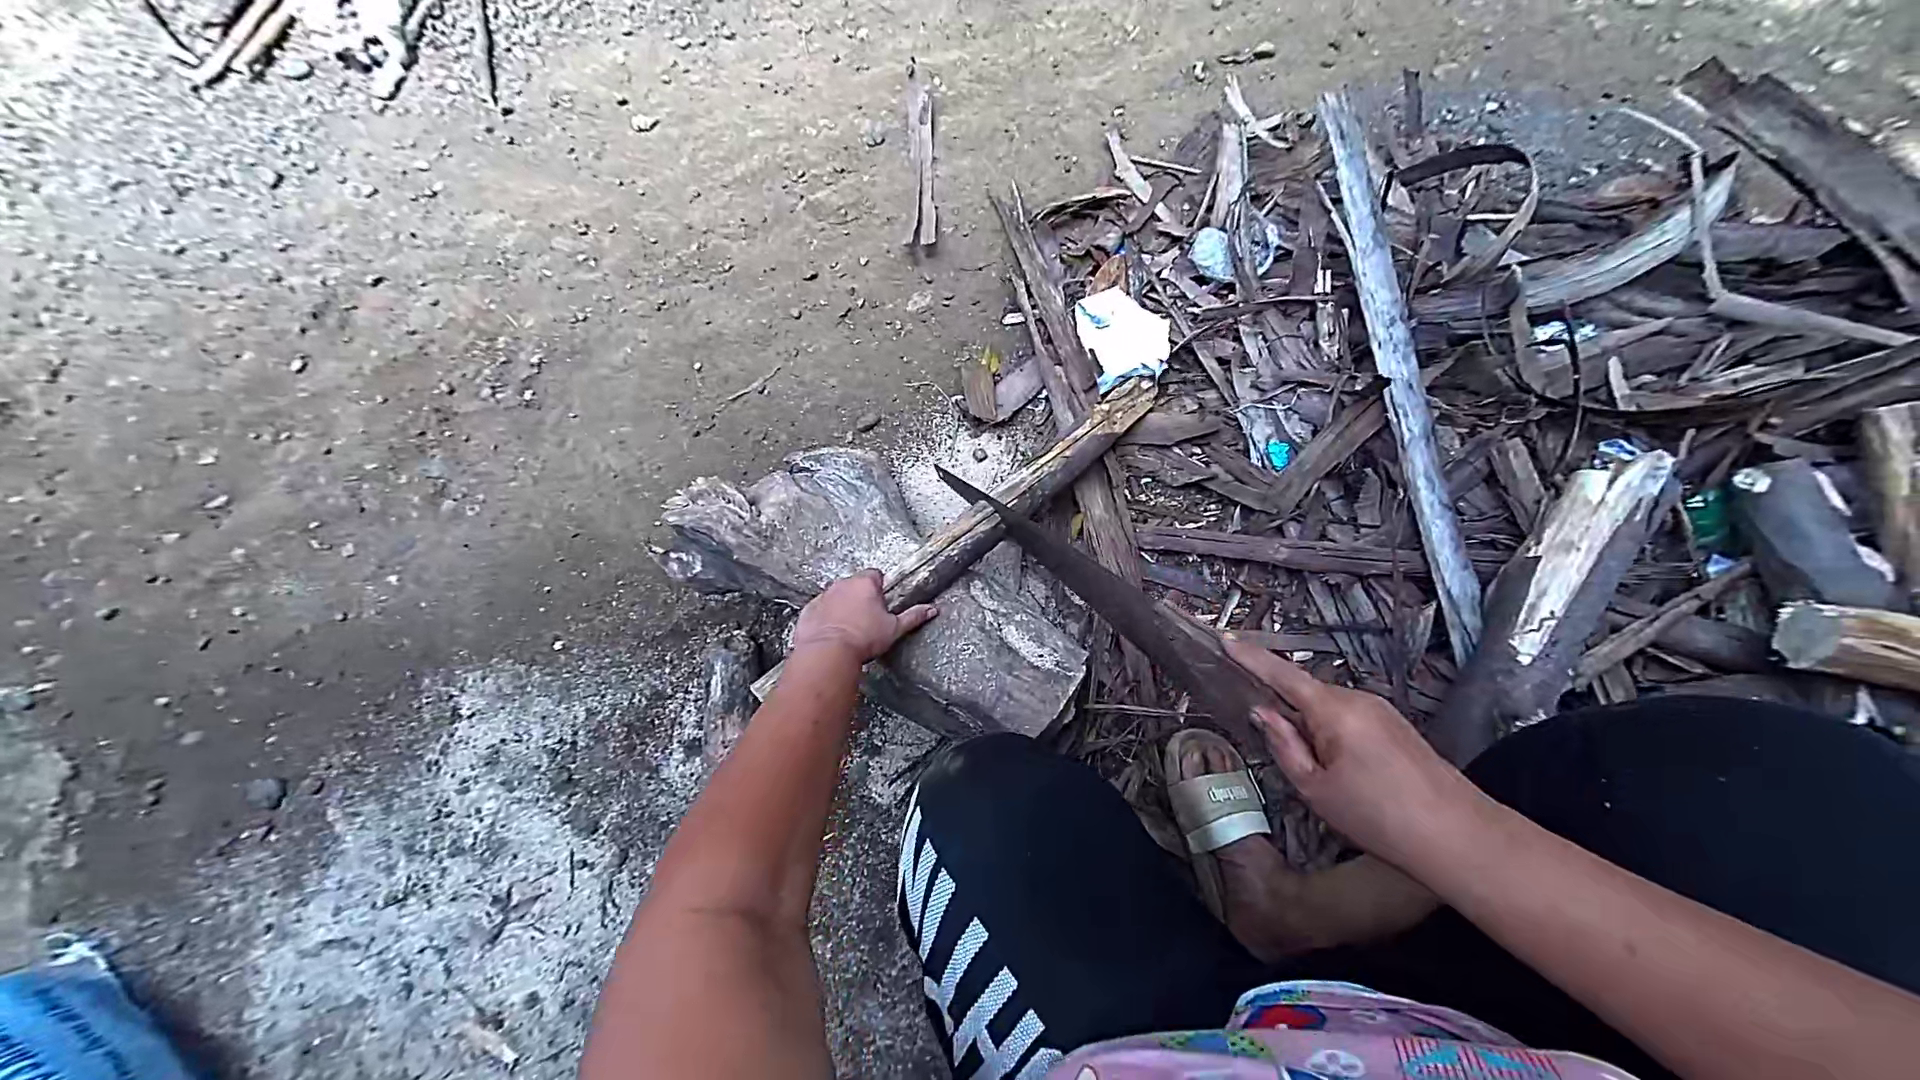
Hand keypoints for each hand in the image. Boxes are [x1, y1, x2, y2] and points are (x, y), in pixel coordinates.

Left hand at [791, 570, 938, 662]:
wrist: (829, 652)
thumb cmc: (863, 638)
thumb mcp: (894, 628)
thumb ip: (913, 616)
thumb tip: (932, 610)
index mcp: (865, 583)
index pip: (875, 575)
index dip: (879, 589)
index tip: (881, 603)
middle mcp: (842, 584)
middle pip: (854, 585)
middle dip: (860, 598)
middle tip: (867, 619)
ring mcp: (823, 596)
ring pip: (835, 597)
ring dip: (841, 607)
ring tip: (848, 629)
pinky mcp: (808, 610)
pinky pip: (819, 610)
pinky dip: (824, 619)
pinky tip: (831, 634)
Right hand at [1225, 636, 1489, 867]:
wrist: (1461, 838)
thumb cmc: (1381, 817)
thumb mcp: (1315, 787)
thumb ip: (1283, 744)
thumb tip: (1263, 712)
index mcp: (1334, 710)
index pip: (1281, 674)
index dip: (1250, 657)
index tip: (1226, 640)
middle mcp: (1358, 698)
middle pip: (1304, 693)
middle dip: (1287, 715)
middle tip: (1287, 757)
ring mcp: (1380, 709)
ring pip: (1327, 708)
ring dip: (1312, 730)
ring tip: (1324, 776)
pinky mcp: (1394, 724)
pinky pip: (1348, 717)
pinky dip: (1333, 734)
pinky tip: (1344, 771)